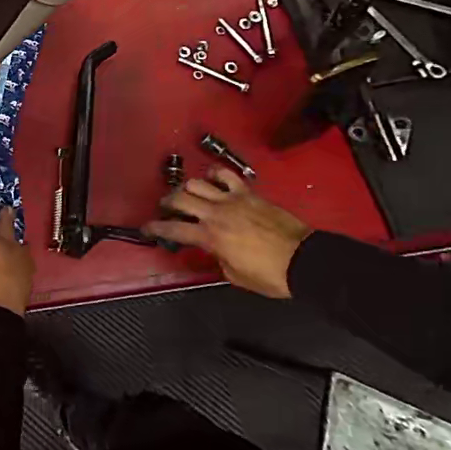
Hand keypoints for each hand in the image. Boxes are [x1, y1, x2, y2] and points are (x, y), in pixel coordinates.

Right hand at [144, 168, 311, 298]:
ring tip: (188, 193)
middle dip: (168, 202)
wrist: (303, 260)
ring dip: (188, 188)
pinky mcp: (248, 193)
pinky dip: (215, 174)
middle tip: (166, 208)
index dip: (156, 227)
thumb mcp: (236, 275)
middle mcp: (216, 213)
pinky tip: (213, 178)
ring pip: (198, 182)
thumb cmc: (269, 275)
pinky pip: (226, 175)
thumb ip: (218, 258)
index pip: (174, 229)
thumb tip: (214, 250)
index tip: (146, 228)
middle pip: (181, 198)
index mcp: (210, 237)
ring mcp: (232, 199)